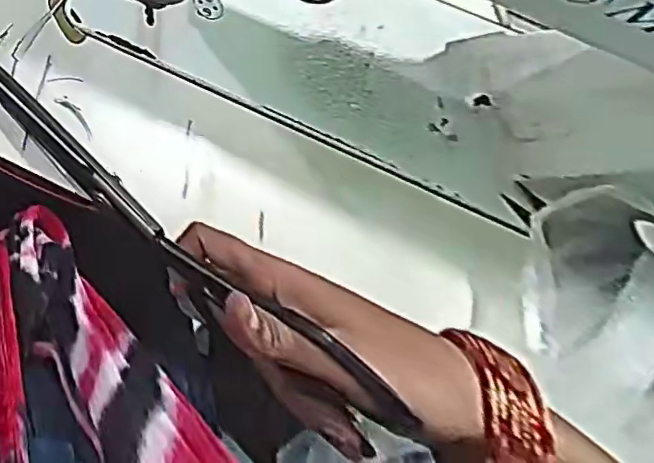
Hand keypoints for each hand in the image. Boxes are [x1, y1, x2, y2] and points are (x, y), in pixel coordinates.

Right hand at [177, 223, 483, 460]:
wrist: (474, 408)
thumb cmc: (418, 374)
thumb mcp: (341, 359)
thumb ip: (277, 335)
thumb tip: (224, 304)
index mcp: (284, 279)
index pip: (209, 243)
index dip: (182, 260)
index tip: (179, 294)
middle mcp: (285, 294)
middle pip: (226, 306)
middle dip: (249, 352)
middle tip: (281, 376)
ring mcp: (298, 321)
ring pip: (253, 344)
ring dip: (283, 384)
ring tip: (327, 406)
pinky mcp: (311, 349)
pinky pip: (280, 367)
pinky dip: (301, 396)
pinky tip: (333, 410)